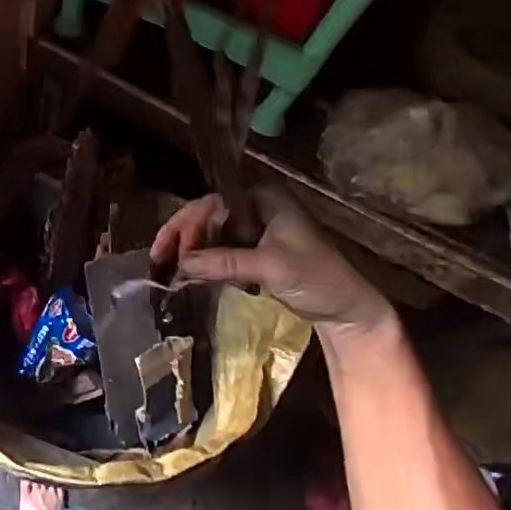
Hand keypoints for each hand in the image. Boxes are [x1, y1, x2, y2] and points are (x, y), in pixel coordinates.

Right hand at [151, 187, 392, 332]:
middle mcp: (255, 206)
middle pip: (206, 214)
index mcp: (263, 198)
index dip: (189, 223)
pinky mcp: (252, 250)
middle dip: (183, 236)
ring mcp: (253, 228)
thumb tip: (182, 264)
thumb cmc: (317, 278)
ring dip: (189, 249)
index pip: (213, 203)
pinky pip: (218, 249)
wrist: (349, 311)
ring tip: (170, 267)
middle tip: (162, 258)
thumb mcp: (271, 267)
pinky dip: (202, 260)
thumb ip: (225, 262)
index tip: (172, 249)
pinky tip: (189, 272)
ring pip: (209, 232)